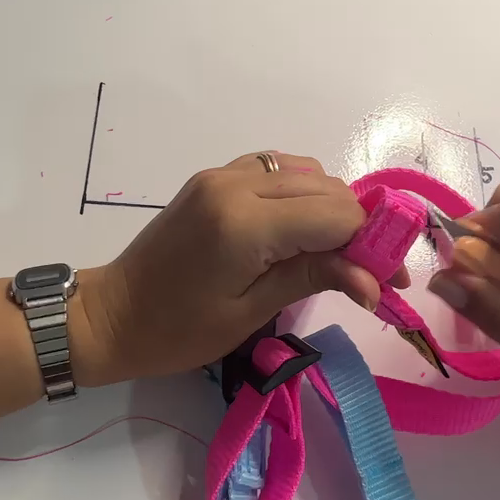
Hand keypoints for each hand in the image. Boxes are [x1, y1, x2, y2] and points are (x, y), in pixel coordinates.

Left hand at [72, 152, 398, 385]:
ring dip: (329, 207)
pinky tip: (299, 228)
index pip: (335, 212)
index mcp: (244, 222)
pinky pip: (275, 169)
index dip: (371, 243)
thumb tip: (375, 281)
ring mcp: (222, 173)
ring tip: (333, 252)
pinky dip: (300, 192)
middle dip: (356, 227)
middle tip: (366, 273)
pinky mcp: (214, 177)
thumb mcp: (251, 311)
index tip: (387, 281)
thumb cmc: (178, 330)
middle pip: (326, 187)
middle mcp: (236, 183)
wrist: (112, 315)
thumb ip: (315, 278)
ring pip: (305, 171)